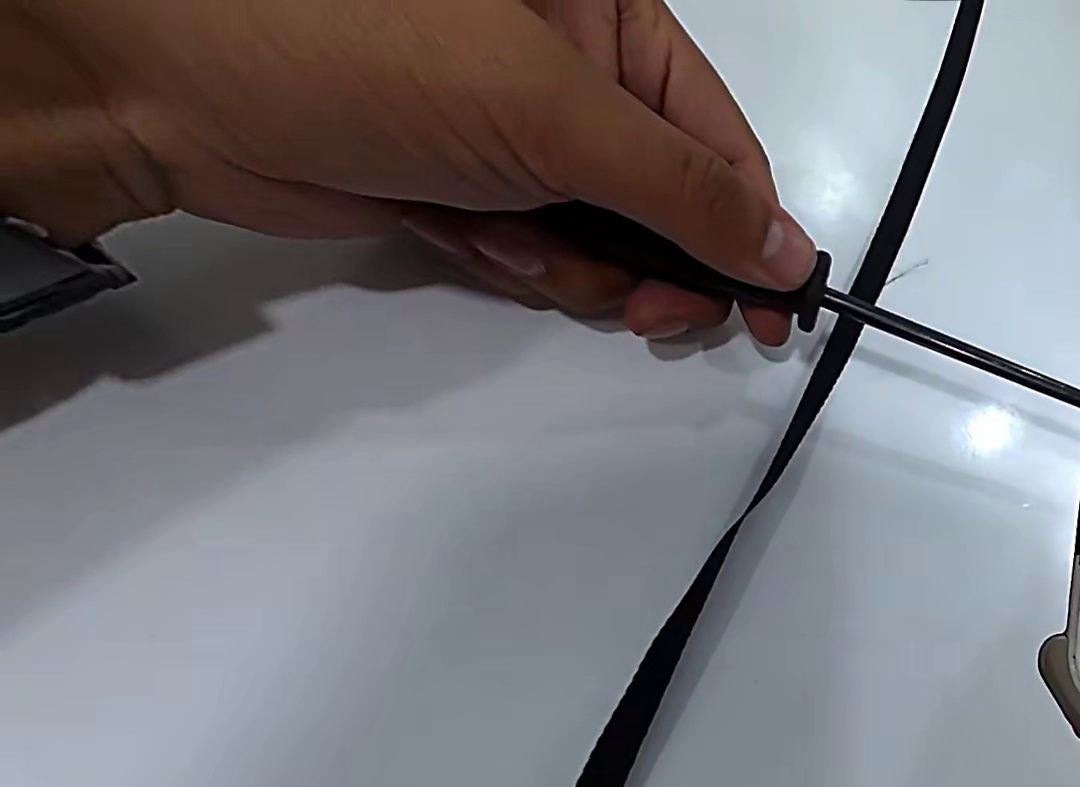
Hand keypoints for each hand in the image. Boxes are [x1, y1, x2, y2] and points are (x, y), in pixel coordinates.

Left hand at [1, 0, 811, 343]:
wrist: (138, 65)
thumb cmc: (350, 38)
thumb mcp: (554, 112)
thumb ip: (689, 192)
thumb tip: (790, 256)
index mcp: (619, 26)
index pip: (730, 156)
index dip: (757, 241)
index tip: (772, 314)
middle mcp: (590, 84)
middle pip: (682, 215)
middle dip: (663, 272)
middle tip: (648, 312)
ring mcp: (544, 145)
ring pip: (623, 251)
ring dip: (583, 272)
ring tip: (513, 243)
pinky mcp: (500, 193)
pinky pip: (562, 261)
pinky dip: (529, 268)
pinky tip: (470, 235)